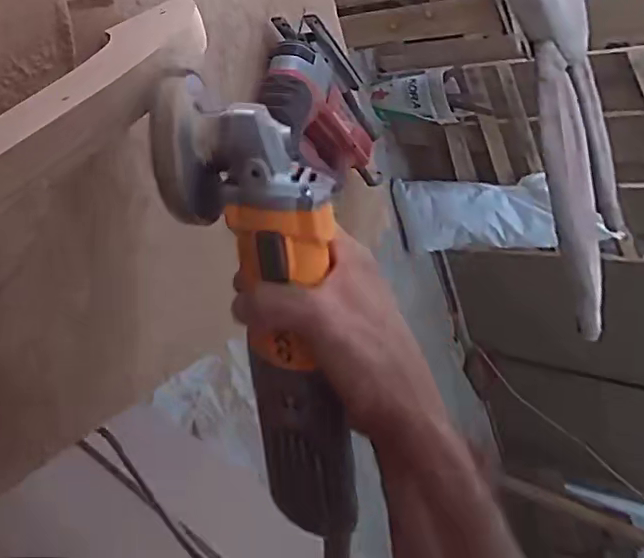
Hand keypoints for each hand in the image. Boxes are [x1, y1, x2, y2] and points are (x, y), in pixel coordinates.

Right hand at [231, 232, 451, 445]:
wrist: (406, 423)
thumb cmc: (368, 356)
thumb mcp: (315, 315)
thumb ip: (270, 299)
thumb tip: (237, 304)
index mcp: (349, 255)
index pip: (304, 220)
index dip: (271, 223)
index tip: (242, 239)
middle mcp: (346, 272)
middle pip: (292, 254)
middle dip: (262, 269)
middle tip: (241, 285)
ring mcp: (343, 304)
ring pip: (292, 288)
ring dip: (268, 299)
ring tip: (249, 314)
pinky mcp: (338, 334)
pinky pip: (298, 316)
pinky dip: (280, 322)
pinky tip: (268, 336)